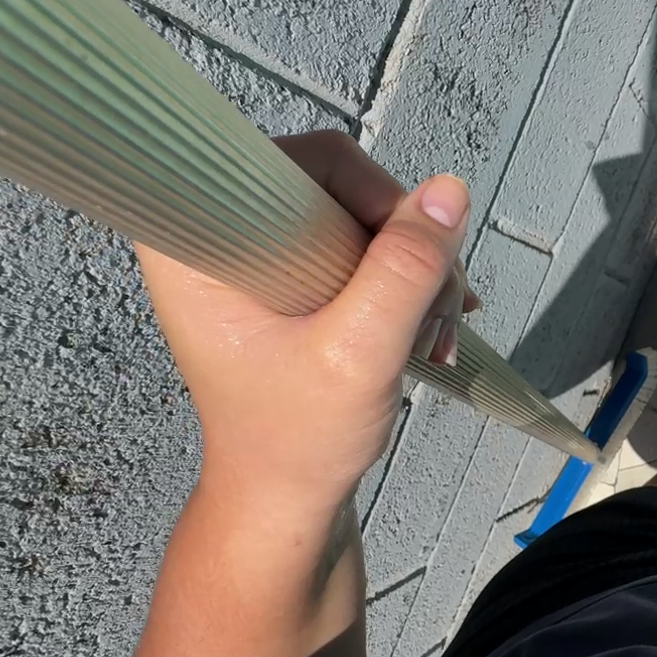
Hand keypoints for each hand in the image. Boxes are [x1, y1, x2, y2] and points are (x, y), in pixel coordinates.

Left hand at [135, 130, 477, 507]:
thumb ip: (404, 272)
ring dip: (422, 277)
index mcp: (204, 235)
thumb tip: (452, 189)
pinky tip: (433, 331)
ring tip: (437, 338)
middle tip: (441, 314)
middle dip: (410, 250)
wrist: (291, 492)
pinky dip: (413, 289)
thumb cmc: (301, 435)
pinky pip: (371, 253)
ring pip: (370, 224)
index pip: (306, 163)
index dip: (374, 199)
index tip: (413, 262)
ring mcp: (269, 255)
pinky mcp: (298, 279)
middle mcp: (231, 230)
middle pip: (348, 191)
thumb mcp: (360, 353)